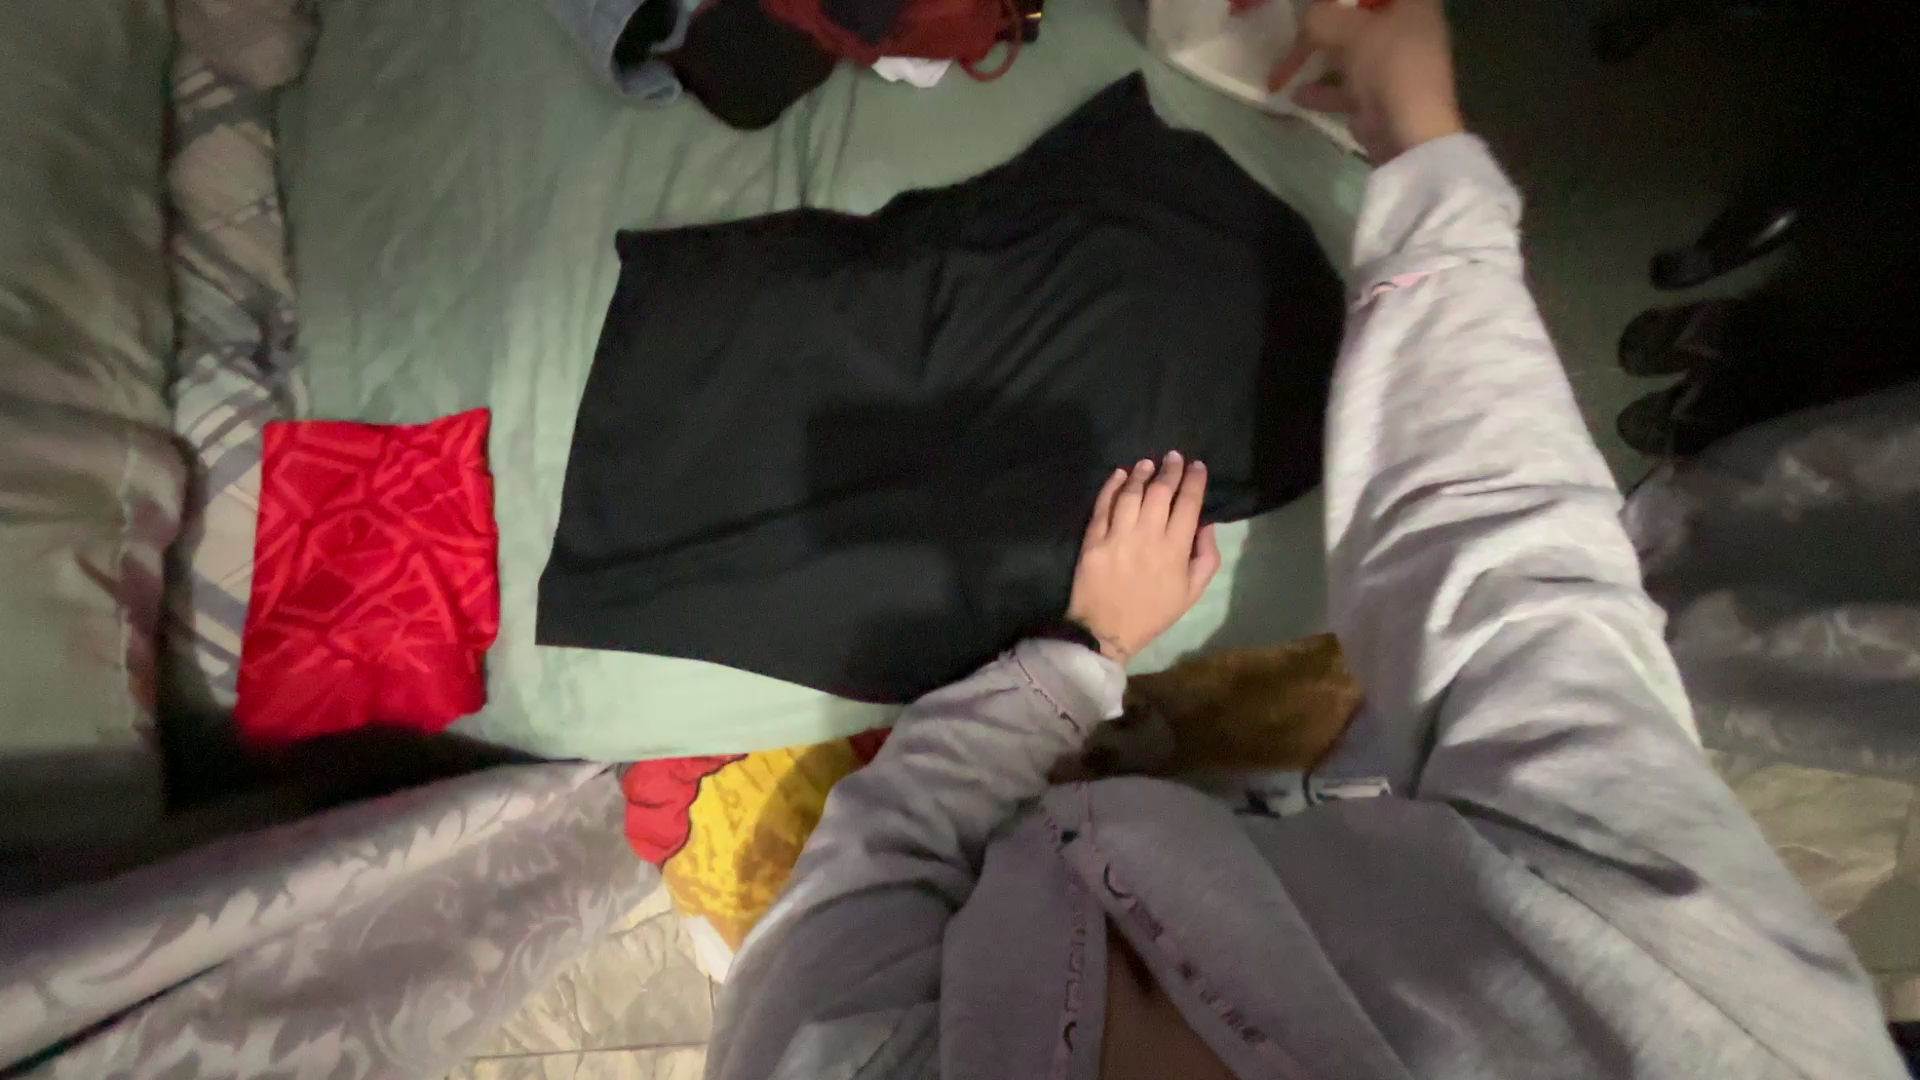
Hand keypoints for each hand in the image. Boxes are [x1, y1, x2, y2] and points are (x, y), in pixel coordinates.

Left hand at [1066, 452, 1221, 665]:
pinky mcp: (1093, 539)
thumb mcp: (1191, 593)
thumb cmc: (1152, 613)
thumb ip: (1206, 558)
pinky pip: (1103, 506)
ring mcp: (1117, 536)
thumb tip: (1207, 525)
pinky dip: (1111, 487)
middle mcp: (1147, 536)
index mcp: (1175, 549)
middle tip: (1174, 457)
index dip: (1194, 481)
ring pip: (1131, 494)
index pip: (1188, 504)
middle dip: (1170, 471)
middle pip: (1160, 492)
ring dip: (1141, 474)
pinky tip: (1119, 475)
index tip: (1197, 466)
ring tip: (1148, 463)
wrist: (1105, 631)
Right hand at [1291, 0, 1464, 162]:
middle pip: (1355, 19)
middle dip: (1321, 29)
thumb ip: (1323, 19)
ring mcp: (1389, 64)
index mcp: (1411, 0)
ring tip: (1284, 72)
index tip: (1315, 6)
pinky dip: (1319, 91)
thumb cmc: (1389, 67)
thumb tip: (1304, 19)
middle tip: (1295, 35)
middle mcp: (1404, 26)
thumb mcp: (1353, 33)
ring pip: (1345, 53)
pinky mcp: (1375, 96)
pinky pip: (1342, 87)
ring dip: (1314, 61)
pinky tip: (1295, 96)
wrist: (1407, 130)